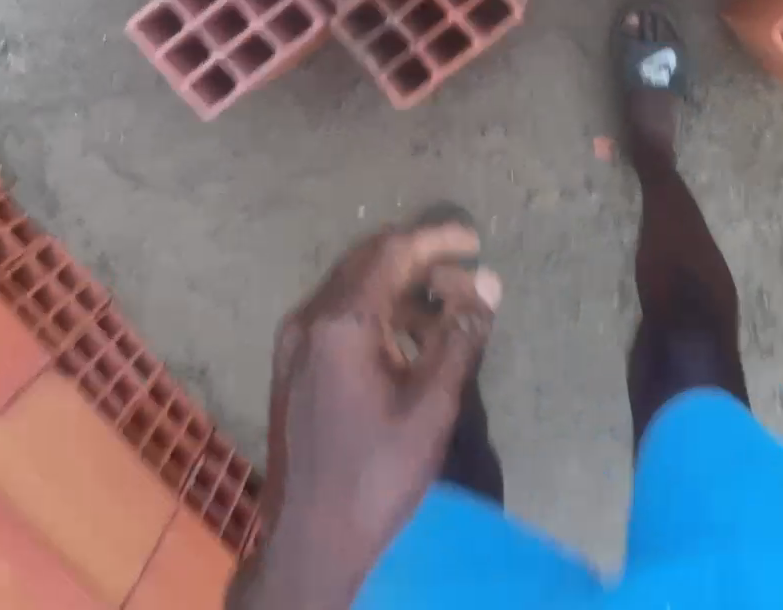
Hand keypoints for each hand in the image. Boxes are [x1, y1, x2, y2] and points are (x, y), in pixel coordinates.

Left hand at [232, 220, 501, 609]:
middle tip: (466, 275)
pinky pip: (340, 313)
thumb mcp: (431, 405)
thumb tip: (488, 282)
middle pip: (369, 260)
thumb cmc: (376, 473)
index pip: (392, 252)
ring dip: (401, 286)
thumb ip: (461, 336)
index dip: (437, 239)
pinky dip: (379, 310)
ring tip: (447, 308)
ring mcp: (295, 340)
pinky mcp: (294, 362)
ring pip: (353, 285)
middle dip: (421, 259)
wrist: (309, 542)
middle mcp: (309, 318)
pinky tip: (411, 338)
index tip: (475, 242)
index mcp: (340, 322)